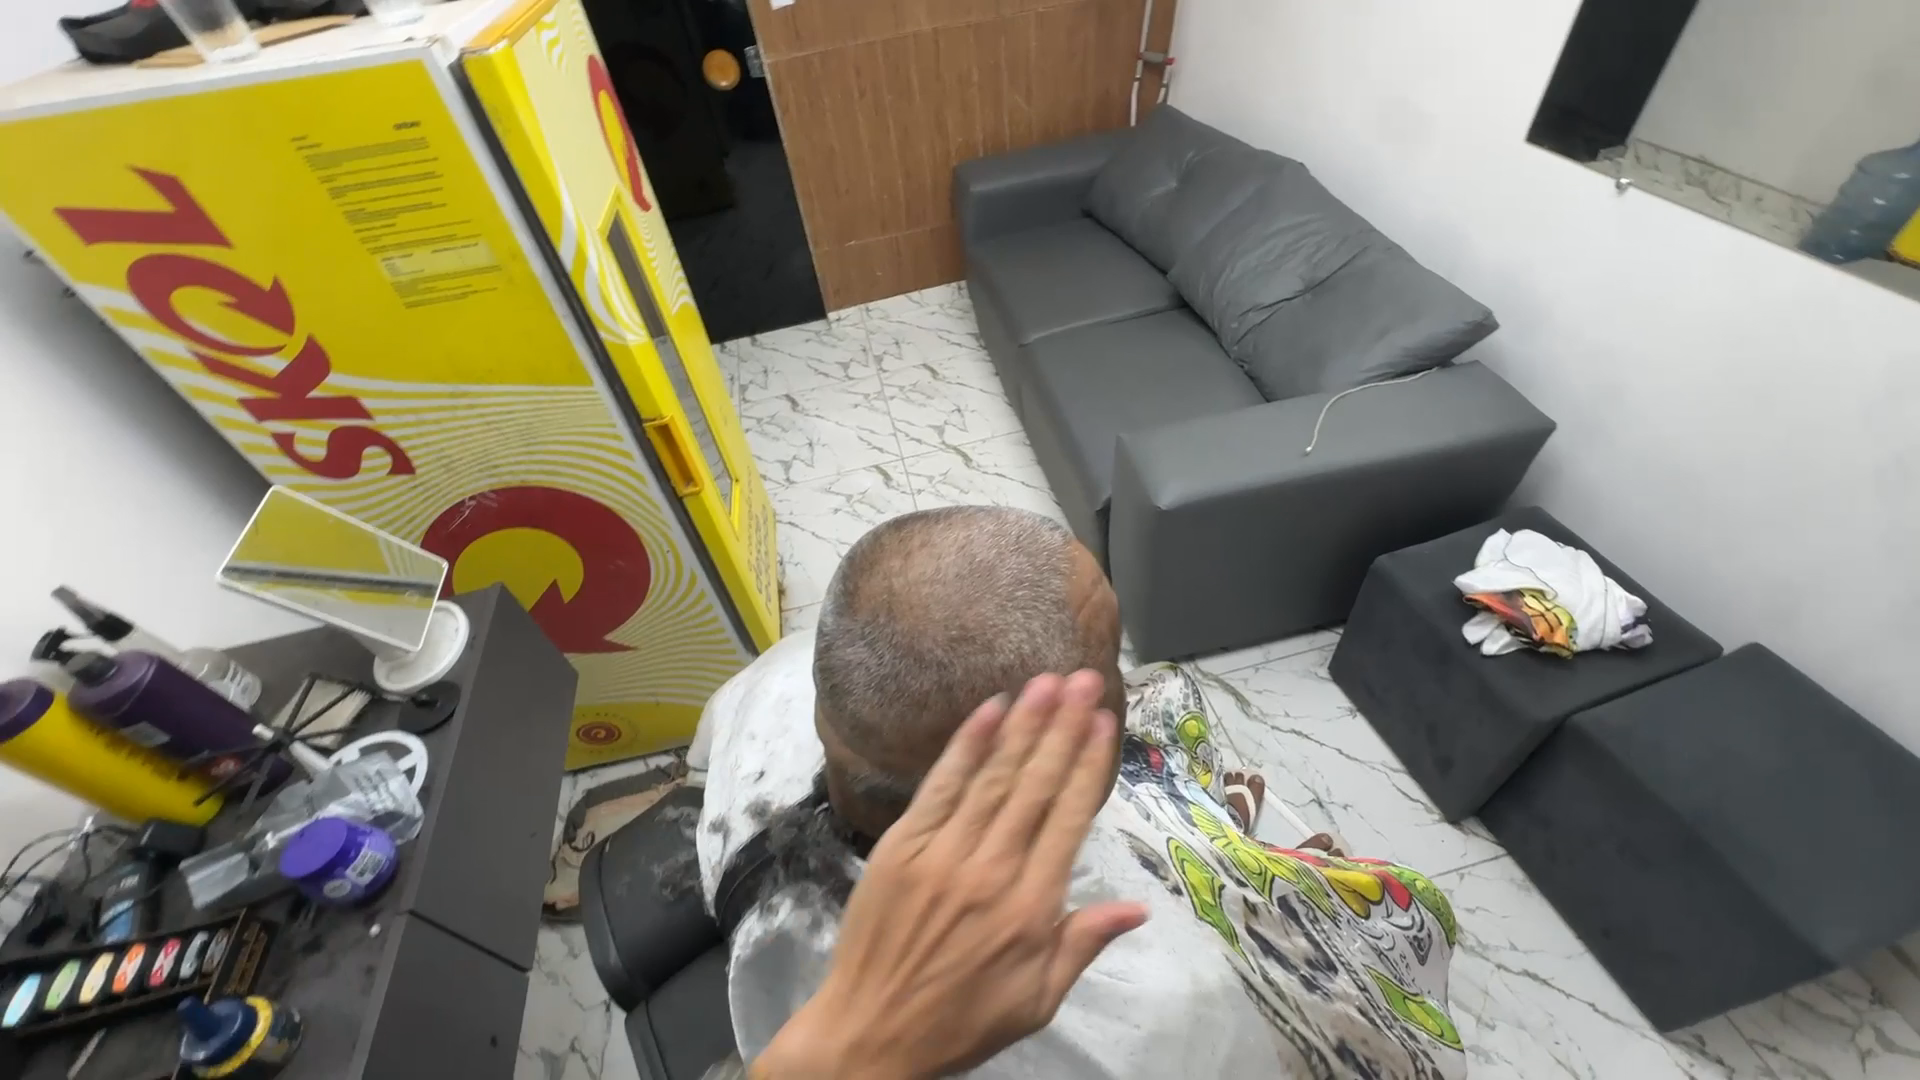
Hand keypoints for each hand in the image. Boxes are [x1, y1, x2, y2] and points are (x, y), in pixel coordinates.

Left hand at [752, 670, 1147, 1079]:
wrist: (869, 1033)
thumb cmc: (960, 1020)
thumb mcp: (1036, 1000)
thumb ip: (1083, 943)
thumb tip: (1138, 906)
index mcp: (1031, 908)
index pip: (1069, 819)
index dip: (1089, 766)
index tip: (1105, 723)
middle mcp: (992, 869)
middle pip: (1036, 785)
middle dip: (1064, 726)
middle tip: (1085, 679)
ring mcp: (943, 851)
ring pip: (993, 776)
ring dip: (1024, 724)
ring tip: (1047, 681)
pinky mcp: (903, 842)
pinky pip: (941, 784)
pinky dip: (966, 744)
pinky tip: (989, 710)